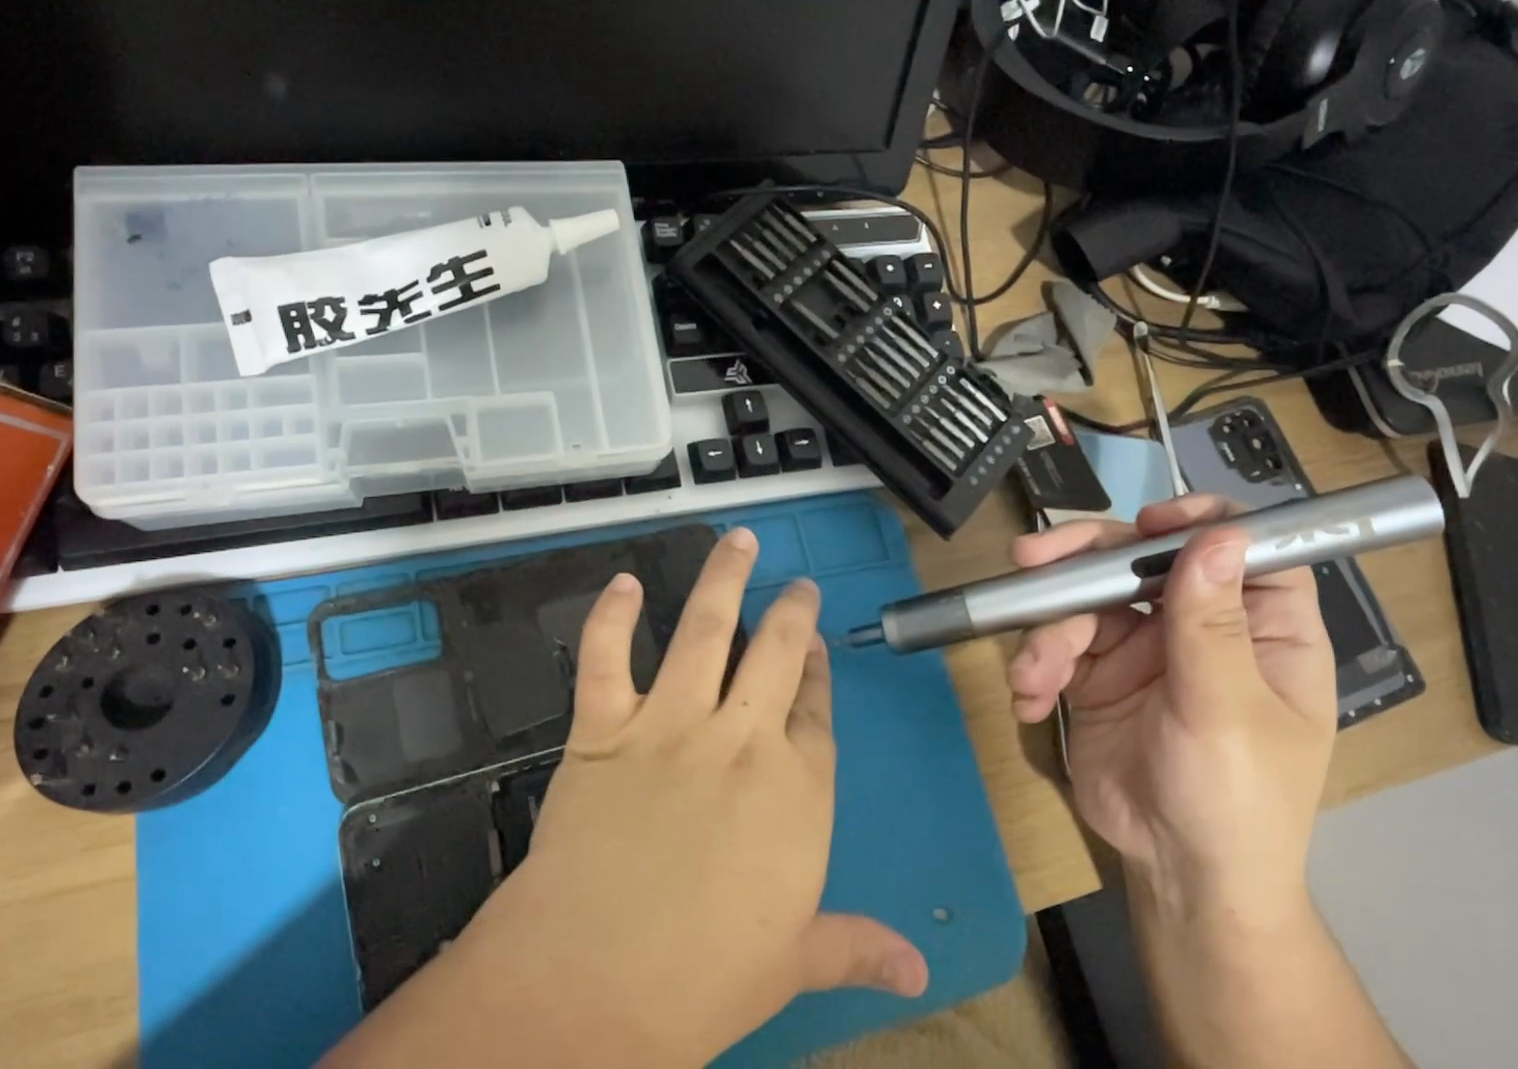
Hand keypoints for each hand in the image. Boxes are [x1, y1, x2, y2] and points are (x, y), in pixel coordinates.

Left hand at [366, 528, 925, 1066]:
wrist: (598, 976)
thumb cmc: (706, 977)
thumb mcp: (794, 962)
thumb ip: (856, 949)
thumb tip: (920, 971)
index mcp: (797, 789)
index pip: (816, 713)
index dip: (819, 677)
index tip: (818, 649)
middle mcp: (740, 739)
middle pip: (777, 655)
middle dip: (792, 613)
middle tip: (798, 583)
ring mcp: (669, 725)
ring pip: (705, 630)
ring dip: (724, 579)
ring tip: (737, 540)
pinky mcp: (602, 728)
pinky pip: (605, 657)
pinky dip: (611, 616)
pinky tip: (623, 583)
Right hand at [1006, 496, 1338, 913]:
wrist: (1175, 870)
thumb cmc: (1236, 797)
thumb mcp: (1227, 710)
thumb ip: (1211, 625)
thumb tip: (1216, 536)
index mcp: (1261, 628)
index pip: (1242, 548)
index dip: (1198, 522)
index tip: (1147, 522)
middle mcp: (1198, 628)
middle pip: (1139, 564)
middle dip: (1081, 563)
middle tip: (1029, 557)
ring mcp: (1140, 652)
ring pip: (1083, 606)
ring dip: (1046, 636)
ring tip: (1032, 678)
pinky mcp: (1092, 679)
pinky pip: (1053, 651)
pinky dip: (1033, 671)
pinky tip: (1027, 702)